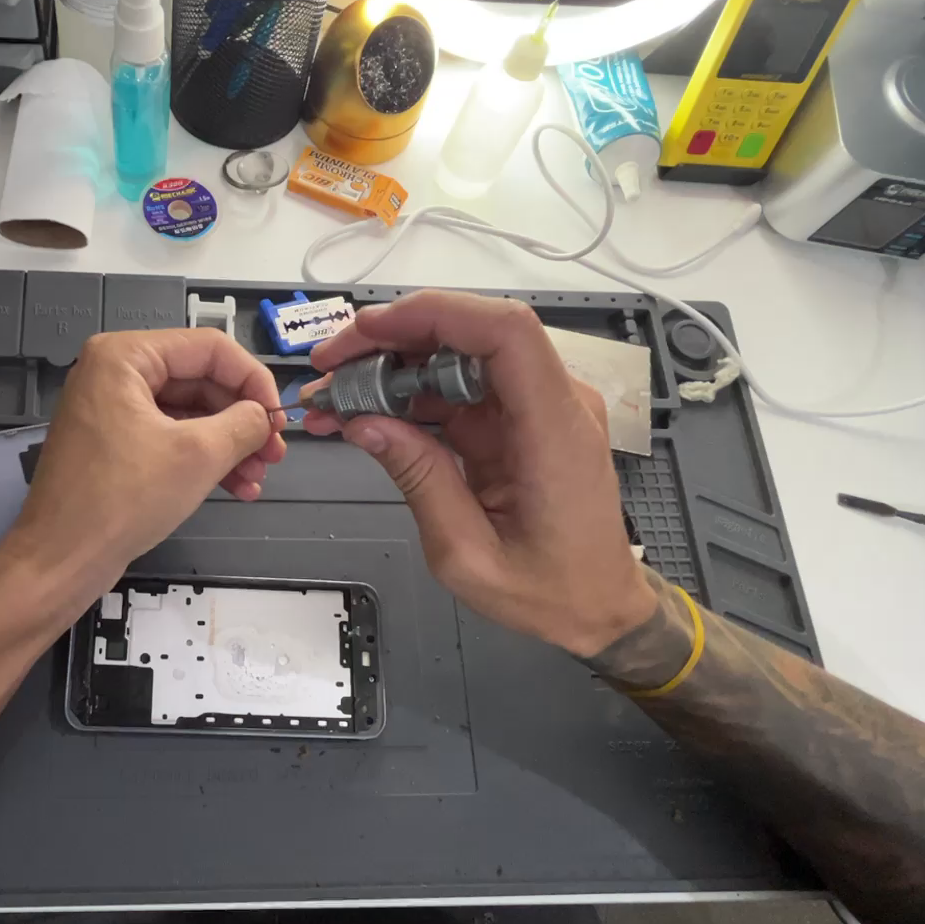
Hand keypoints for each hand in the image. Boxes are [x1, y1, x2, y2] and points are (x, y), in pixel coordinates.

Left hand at [1, 328, 286, 608]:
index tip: (279, 418)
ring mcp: (113, 411)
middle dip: (242, 420)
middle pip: (200, 381)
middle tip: (273, 455)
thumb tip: (264, 416)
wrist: (61, 560)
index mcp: (125, 357)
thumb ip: (243, 424)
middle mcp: (115, 374)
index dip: (254, 380)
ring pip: (189, 415)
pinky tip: (237, 487)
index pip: (209, 348)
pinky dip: (203, 460)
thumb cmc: (122, 500)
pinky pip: (170, 439)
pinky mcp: (115, 447)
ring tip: (258, 478)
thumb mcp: (197, 455)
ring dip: (229, 445)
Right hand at [301, 291, 654, 656]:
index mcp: (553, 430)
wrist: (598, 607)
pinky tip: (361, 415)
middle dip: (391, 341)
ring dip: (388, 371)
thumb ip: (419, 480)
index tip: (365, 332)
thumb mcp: (467, 553)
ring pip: (454, 361)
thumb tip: (362, 424)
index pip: (505, 334)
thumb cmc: (548, 592)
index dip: (433, 316)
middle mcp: (552, 403)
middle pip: (470, 336)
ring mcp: (534, 409)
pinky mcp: (514, 423)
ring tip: (331, 398)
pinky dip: (405, 399)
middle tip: (326, 367)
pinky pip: (455, 395)